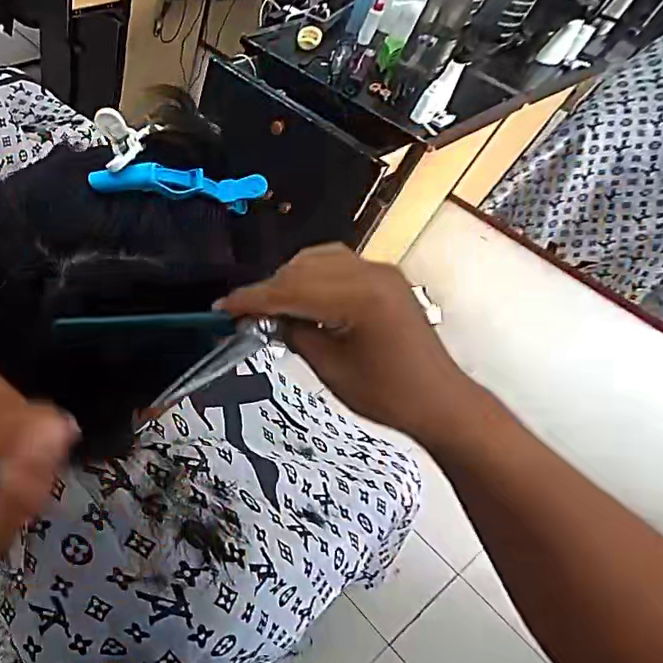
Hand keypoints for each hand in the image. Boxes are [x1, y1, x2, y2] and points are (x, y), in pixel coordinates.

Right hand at [217, 245, 476, 440]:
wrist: (439, 402)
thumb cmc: (389, 395)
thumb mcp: (331, 368)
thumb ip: (295, 334)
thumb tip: (265, 318)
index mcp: (360, 296)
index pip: (291, 288)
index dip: (252, 299)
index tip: (223, 308)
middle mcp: (372, 273)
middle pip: (303, 268)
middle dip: (269, 289)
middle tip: (241, 314)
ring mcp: (381, 272)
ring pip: (318, 260)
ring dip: (289, 280)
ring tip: (268, 308)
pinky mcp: (385, 280)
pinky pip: (338, 266)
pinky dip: (312, 278)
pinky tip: (300, 299)